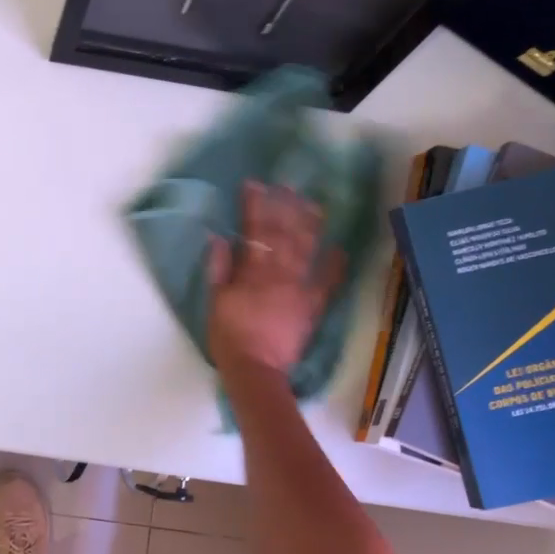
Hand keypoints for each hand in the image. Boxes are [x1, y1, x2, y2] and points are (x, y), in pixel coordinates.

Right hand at [206, 181, 343, 378]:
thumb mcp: (215, 303)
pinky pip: (327, 280)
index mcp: (253, 272)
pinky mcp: (313, 305)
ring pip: (307, 249)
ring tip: (313, 203)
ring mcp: (301, 288)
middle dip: (285, 206)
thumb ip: (219, 269)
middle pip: (284, 233)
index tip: (254, 184)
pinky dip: (334, 263)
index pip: (254, 230)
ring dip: (310, 224)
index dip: (255, 205)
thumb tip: (219, 239)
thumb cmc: (228, 337)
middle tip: (288, 184)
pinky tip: (339, 247)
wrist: (256, 369)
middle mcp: (280, 273)